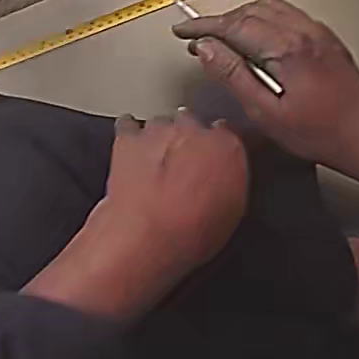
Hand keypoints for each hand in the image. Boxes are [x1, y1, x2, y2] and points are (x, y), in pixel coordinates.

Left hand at [23, 111, 247, 319]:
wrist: (146, 236)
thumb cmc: (190, 233)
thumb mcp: (231, 212)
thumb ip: (230, 181)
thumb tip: (223, 177)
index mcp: (228, 147)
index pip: (231, 131)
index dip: (221, 145)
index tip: (216, 156)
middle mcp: (194, 130)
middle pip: (193, 122)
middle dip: (188, 139)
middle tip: (182, 164)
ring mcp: (159, 130)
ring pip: (161, 122)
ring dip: (159, 137)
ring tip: (154, 162)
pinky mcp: (127, 139)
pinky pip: (128, 124)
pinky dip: (129, 134)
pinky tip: (130, 150)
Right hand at [173, 0, 358, 169]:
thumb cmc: (320, 132)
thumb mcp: (264, 111)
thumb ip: (232, 75)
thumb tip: (206, 50)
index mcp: (287, 48)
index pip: (233, 25)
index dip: (202, 26)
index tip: (182, 30)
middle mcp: (304, 31)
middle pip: (249, 11)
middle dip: (217, 22)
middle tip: (195, 39)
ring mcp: (316, 32)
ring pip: (267, 8)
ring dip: (237, 18)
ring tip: (218, 39)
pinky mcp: (323, 38)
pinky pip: (284, 15)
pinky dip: (258, 19)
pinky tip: (250, 38)